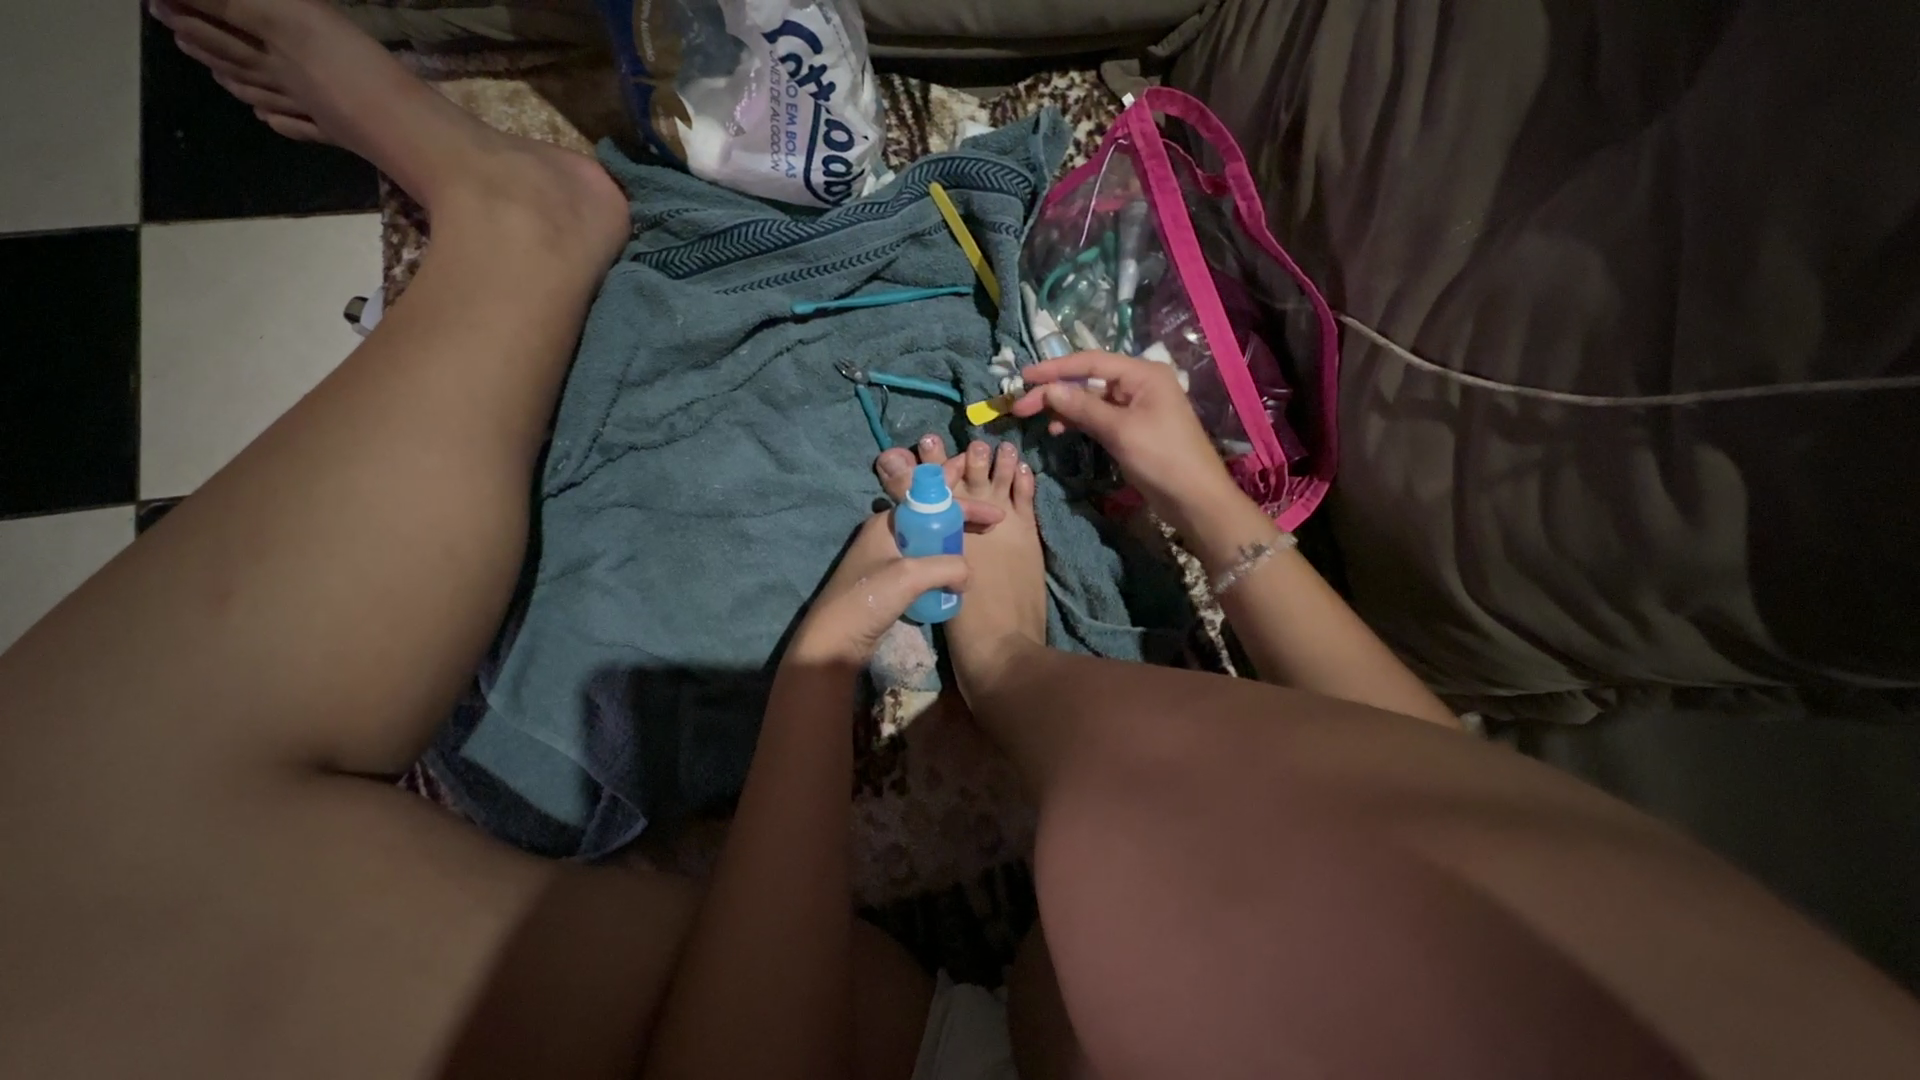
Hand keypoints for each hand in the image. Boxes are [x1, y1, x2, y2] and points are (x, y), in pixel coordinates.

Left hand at [788, 510, 977, 668]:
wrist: (835, 643)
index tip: (996, 517)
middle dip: (962, 527)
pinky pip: (923, 570)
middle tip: (990, 534)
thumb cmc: (867, 600)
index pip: (933, 503)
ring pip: (930, 548)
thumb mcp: (911, 575)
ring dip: (953, 553)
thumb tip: (967, 575)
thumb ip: (948, 566)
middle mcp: (886, 536)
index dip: (967, 507)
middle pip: (933, 522)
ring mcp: (886, 561)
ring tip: (975, 562)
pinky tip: (955, 584)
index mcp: (886, 522)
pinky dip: (941, 573)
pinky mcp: (889, 585)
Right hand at [1010, 351, 1241, 528]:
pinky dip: (1078, 421)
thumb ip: (1083, 407)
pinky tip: (1058, 429)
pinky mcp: (1131, 429)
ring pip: (1090, 400)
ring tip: (1034, 417)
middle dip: (1054, 391)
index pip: (1091, 363)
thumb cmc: (1162, 458)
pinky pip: (1098, 418)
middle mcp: (1139, 384)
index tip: (1024, 377)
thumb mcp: (1120, 430)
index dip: (1055, 368)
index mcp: (1143, 374)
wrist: (1194, 499)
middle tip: (1020, 406)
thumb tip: (1049, 390)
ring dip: (1063, 407)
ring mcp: (1136, 407)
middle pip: (1088, 380)